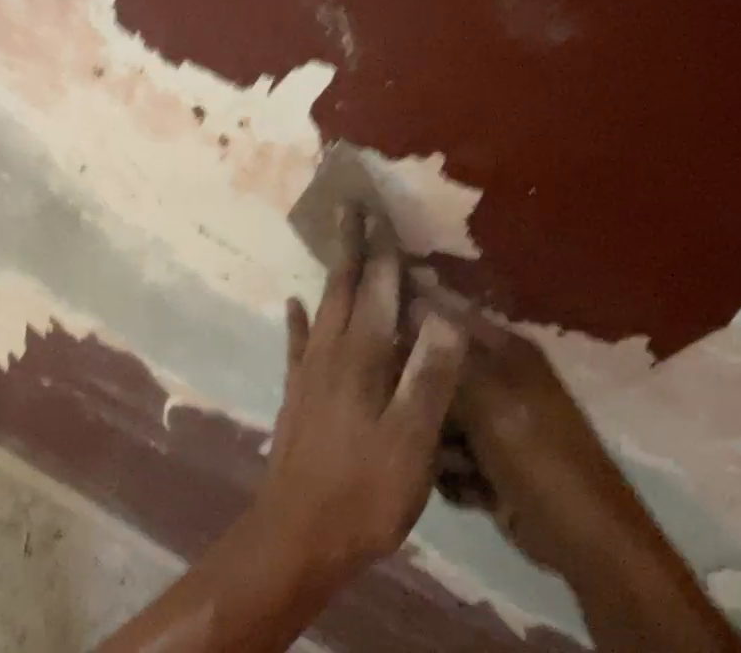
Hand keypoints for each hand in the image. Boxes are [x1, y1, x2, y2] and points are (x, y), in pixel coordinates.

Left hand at [254, 210, 467, 584]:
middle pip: (343, 288)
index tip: (379, 210)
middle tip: (353, 208)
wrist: (298, 531)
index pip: (377, 290)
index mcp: (362, 358)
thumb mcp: (412, 441)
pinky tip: (294, 304)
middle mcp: (330, 353)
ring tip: (338, 246)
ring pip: (322, 308)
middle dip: (351, 246)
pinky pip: (299, 342)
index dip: (381, 249)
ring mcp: (309, 372)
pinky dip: (300, 318)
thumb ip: (429, 377)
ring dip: (333, 274)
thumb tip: (445, 315)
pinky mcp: (297, 393)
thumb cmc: (365, 490)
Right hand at [412, 279, 661, 578]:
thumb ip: (442, 356)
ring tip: (455, 463)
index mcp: (504, 350)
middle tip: (409, 413)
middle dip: (418, 397)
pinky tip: (468, 488)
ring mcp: (492, 424)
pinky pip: (444, 457)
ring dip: (435, 444)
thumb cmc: (538, 455)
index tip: (370, 335)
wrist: (582, 539)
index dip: (407, 320)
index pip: (444, 315)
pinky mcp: (487, 463)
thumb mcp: (487, 396)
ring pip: (432, 418)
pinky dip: (450, 475)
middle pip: (431, 371)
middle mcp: (496, 378)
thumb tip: (410, 302)